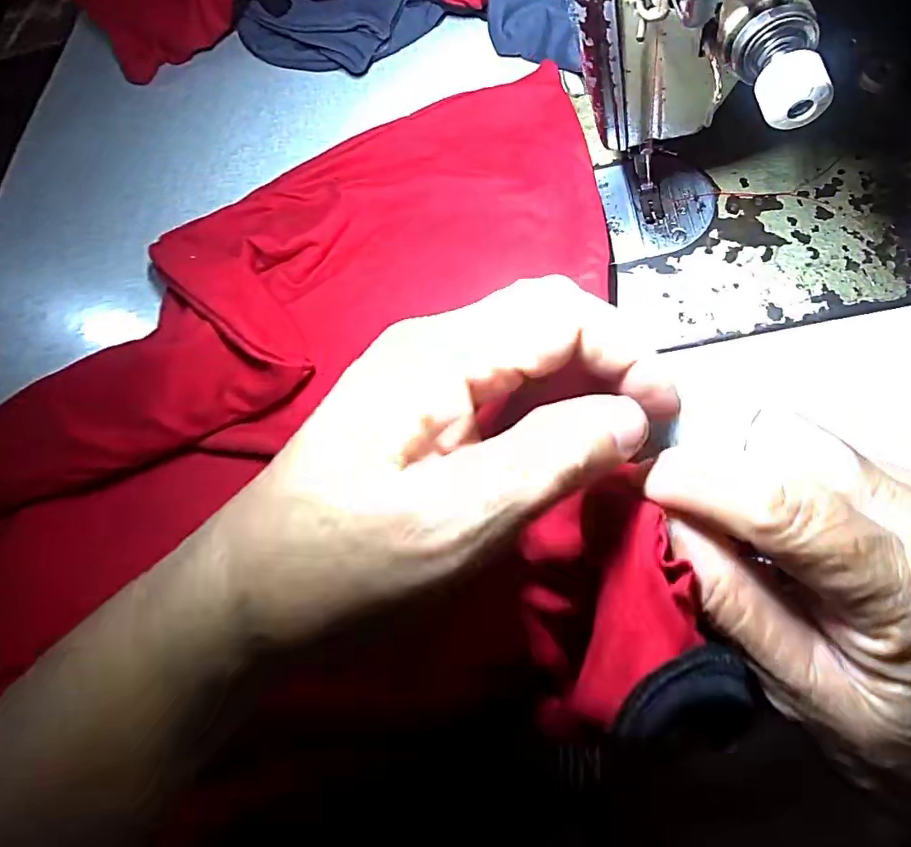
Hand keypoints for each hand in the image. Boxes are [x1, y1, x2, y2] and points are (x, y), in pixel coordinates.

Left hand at [205, 275, 679, 646]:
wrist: (245, 597)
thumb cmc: (343, 566)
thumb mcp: (457, 523)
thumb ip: (553, 459)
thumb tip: (635, 419)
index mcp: (440, 353)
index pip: (562, 314)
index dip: (627, 353)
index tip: (666, 415)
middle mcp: (435, 339)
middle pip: (549, 313)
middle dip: (614, 356)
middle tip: (650, 420)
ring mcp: (427, 366)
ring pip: (532, 340)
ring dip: (589, 375)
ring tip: (625, 429)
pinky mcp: (426, 398)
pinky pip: (509, 375)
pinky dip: (557, 396)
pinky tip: (573, 434)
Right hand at [646, 413, 910, 834]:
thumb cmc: (882, 727)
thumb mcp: (798, 688)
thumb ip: (733, 603)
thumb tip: (666, 522)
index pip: (797, 511)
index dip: (710, 485)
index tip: (646, 482)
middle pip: (792, 447)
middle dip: (719, 465)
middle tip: (674, 503)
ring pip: (796, 429)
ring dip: (740, 458)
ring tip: (719, 509)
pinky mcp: (899, 469)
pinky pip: (809, 438)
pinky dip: (765, 458)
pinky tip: (762, 504)